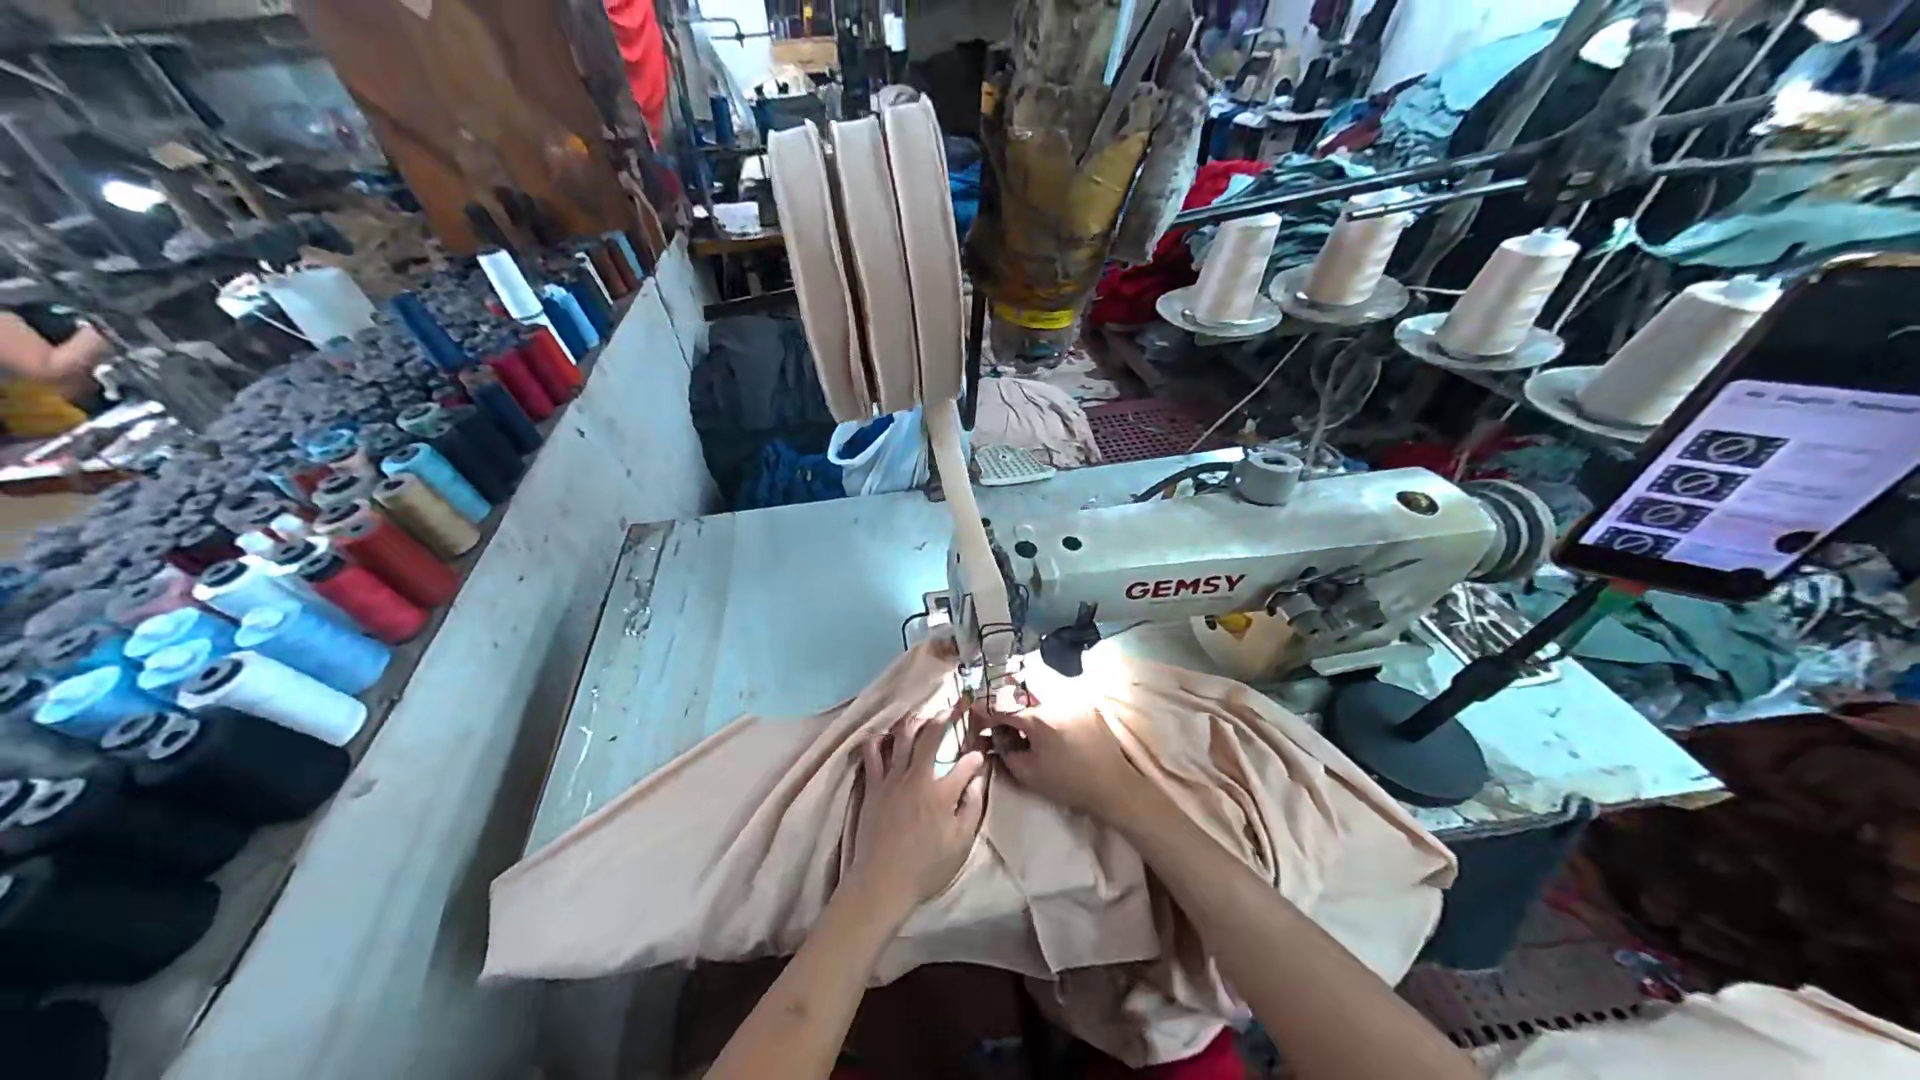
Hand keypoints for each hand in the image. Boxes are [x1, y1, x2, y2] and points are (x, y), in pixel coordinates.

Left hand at [846, 713, 986, 918]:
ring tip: (922, 716)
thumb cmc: (925, 868)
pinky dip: (880, 740)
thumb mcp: (960, 844)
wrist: (881, 882)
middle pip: (930, 736)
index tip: (979, 755)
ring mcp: (891, 779)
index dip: (975, 756)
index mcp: (942, 793)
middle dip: (944, 717)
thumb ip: (972, 808)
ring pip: (902, 736)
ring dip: (914, 721)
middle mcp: (917, 778)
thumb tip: (979, 780)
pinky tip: (886, 737)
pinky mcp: (872, 785)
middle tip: (952, 709)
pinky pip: (873, 753)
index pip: (965, 763)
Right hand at [988, 703, 1145, 825]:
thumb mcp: (1027, 773)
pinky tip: (1046, 727)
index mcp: (1038, 717)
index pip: (1001, 707)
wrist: (1112, 785)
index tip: (976, 719)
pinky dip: (1045, 707)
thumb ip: (1005, 750)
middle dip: (1005, 706)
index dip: (984, 713)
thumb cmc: (1067, 783)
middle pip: (1019, 695)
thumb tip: (995, 737)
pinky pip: (1057, 698)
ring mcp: (1073, 698)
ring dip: (1024, 706)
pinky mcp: (1086, 703)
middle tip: (1000, 724)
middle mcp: (1054, 699)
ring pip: (1038, 694)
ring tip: (1023, 726)